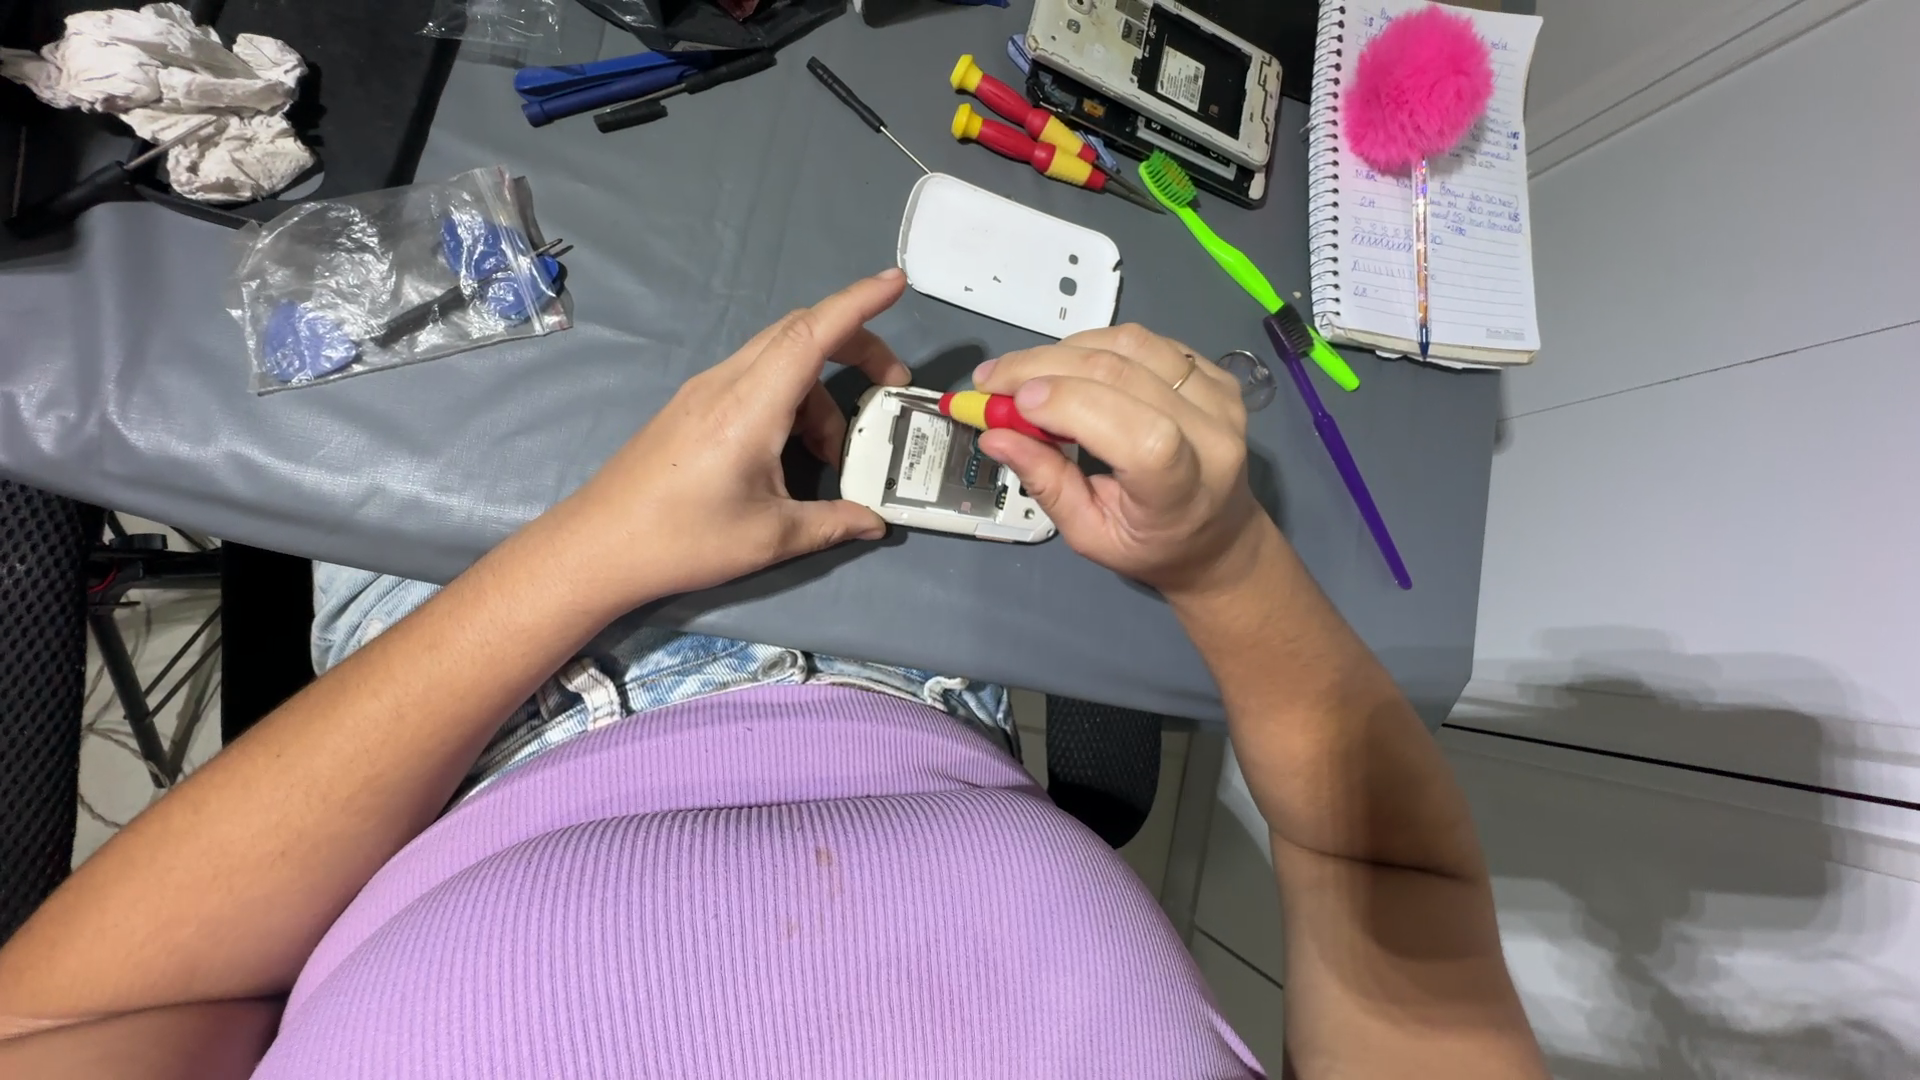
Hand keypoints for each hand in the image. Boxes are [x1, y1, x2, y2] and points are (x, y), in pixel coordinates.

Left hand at [546, 270, 912, 605]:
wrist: (597, 546)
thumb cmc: (683, 540)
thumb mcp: (771, 538)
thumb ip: (833, 523)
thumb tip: (876, 522)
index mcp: (750, 407)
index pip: (812, 335)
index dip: (858, 303)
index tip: (895, 281)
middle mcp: (727, 382)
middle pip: (801, 334)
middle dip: (856, 347)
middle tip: (891, 385)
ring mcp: (706, 389)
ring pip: (781, 361)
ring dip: (820, 394)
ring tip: (832, 454)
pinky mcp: (695, 405)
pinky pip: (758, 381)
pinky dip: (792, 402)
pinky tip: (794, 452)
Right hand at [972, 324, 1271, 598]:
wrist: (1217, 534)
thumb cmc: (1150, 545)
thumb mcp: (1090, 535)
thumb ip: (1047, 484)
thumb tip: (994, 435)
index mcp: (1183, 490)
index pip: (1138, 435)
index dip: (1071, 405)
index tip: (1009, 402)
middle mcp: (1211, 434)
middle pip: (1123, 374)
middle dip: (1042, 368)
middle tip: (989, 380)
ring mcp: (1218, 396)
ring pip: (1130, 344)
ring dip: (1062, 350)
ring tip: (1022, 374)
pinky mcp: (1214, 374)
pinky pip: (1145, 340)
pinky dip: (1093, 346)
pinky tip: (1067, 368)